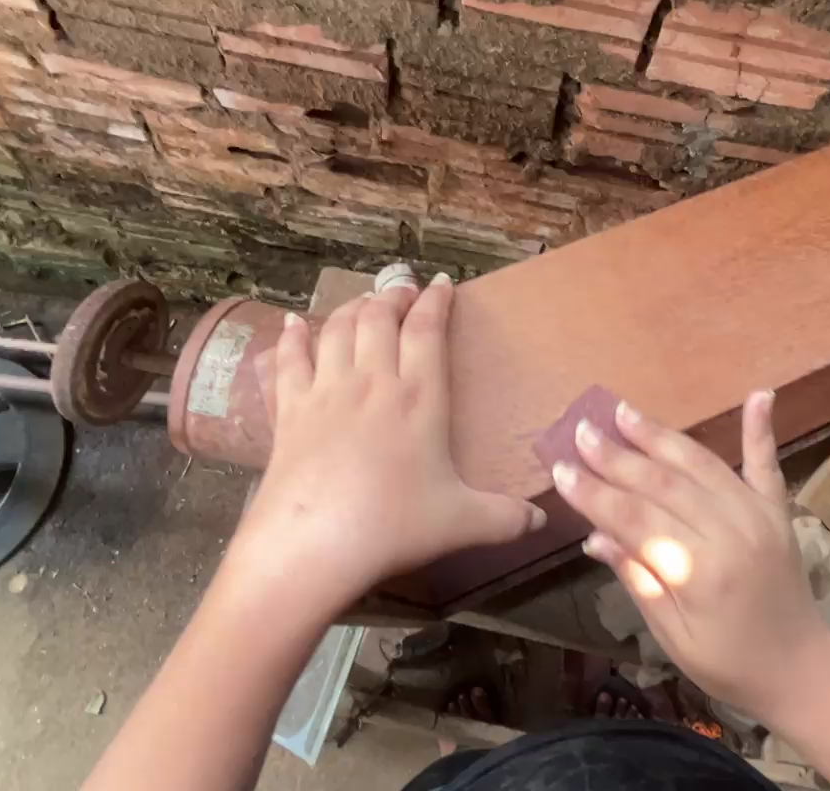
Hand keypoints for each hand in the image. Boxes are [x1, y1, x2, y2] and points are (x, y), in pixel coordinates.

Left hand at [228, 269, 546, 607]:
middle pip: (380, 318)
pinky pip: (289, 360)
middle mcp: (372, 381)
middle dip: (394, 297)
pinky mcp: (290, 411)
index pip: (428, 330)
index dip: (436, 302)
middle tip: (404, 292)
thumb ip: (504, 518)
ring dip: (353, 307)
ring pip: (339, 329)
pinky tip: (292, 322)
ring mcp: (327, 392)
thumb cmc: (393, 526)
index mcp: (419, 397)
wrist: (313, 546)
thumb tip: (541, 521)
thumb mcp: (461, 522)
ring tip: (365, 302)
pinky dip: (292, 337)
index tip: (443, 284)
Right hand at [552, 390, 829, 721]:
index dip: (595, 494)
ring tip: (623, 411)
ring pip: (700, 464)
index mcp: (700, 573)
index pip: (636, 522)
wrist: (804, 671)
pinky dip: (760, 428)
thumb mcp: (673, 637)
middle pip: (663, 485)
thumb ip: (638, 580)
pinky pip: (765, 463)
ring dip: (659, 435)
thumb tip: (593, 536)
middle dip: (617, 457)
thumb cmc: (729, 664)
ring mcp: (757, 516)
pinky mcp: (777, 509)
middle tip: (582, 431)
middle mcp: (730, 534)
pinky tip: (759, 394)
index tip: (561, 469)